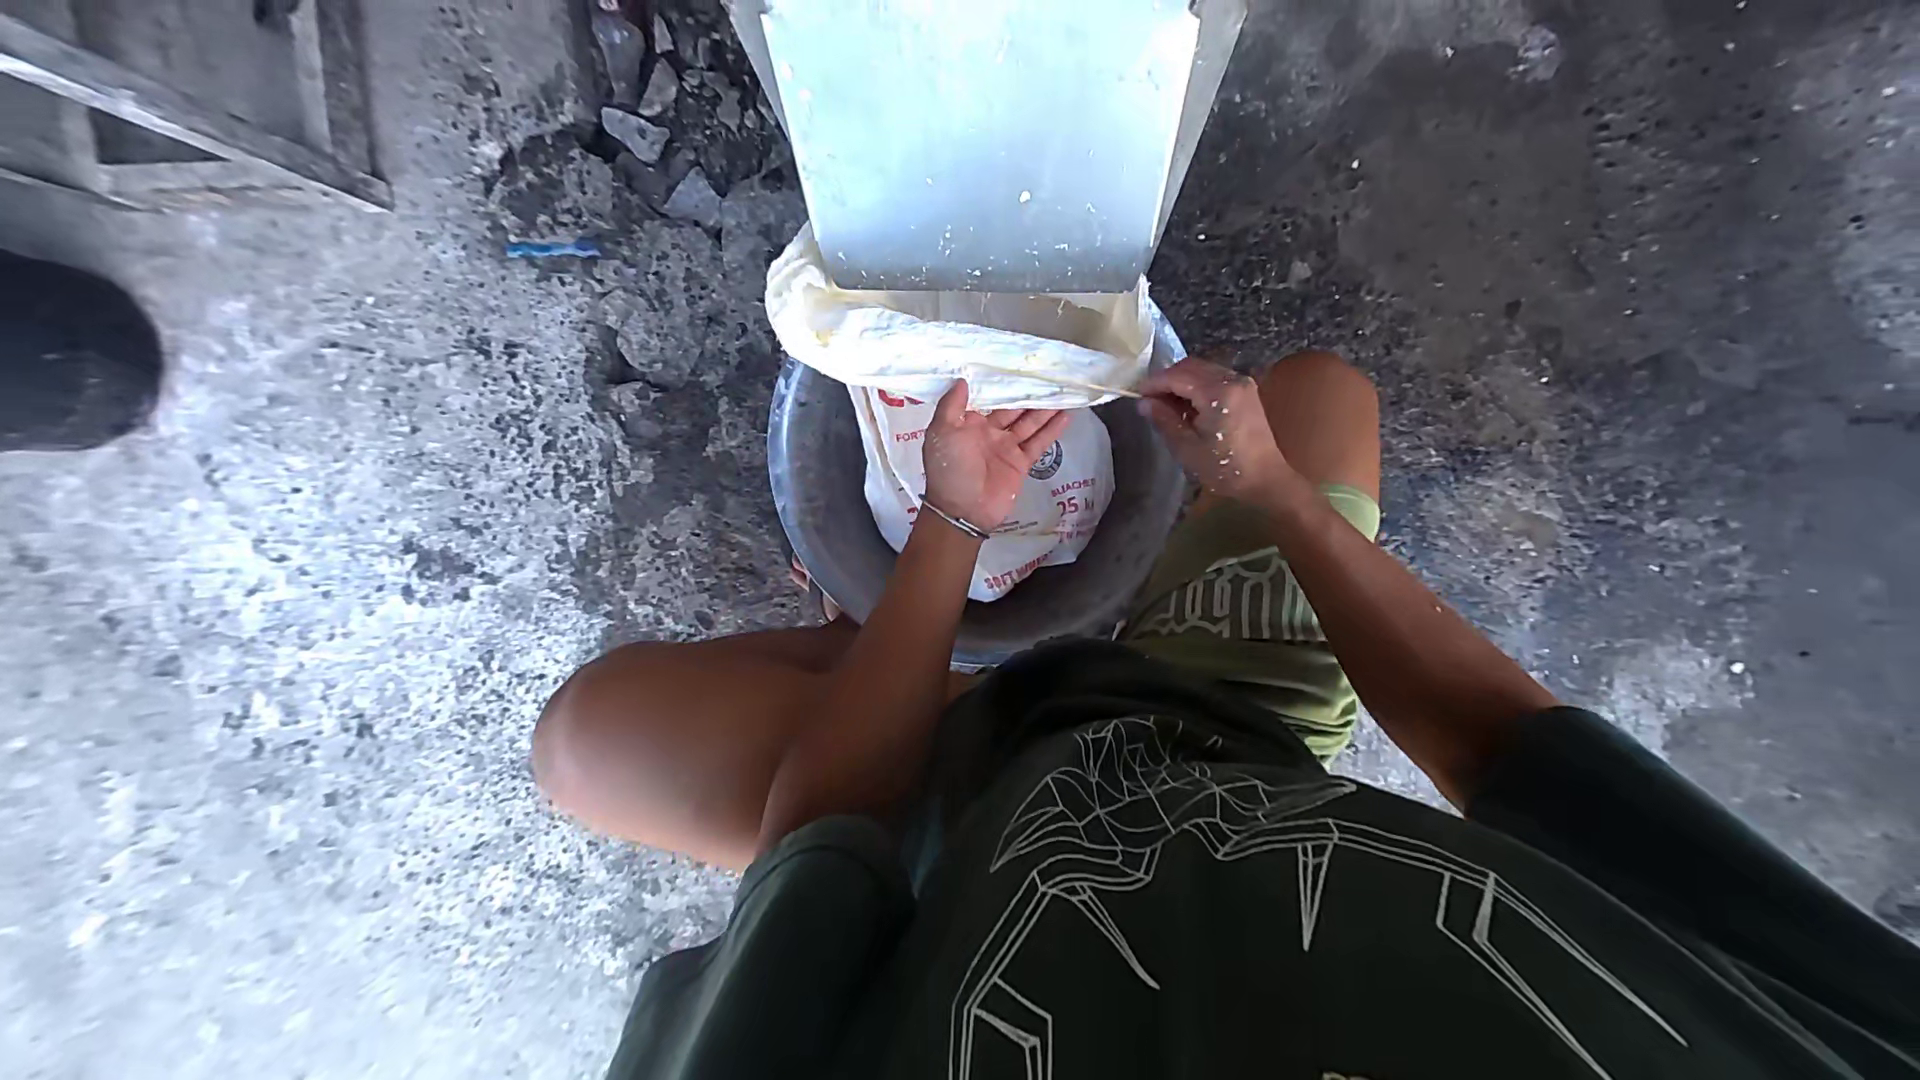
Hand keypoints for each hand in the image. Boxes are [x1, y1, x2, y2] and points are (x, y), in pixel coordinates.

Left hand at [922, 380, 1070, 531]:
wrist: (963, 510)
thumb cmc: (949, 469)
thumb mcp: (941, 432)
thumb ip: (951, 405)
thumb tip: (963, 379)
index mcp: (967, 423)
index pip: (987, 398)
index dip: (1001, 384)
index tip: (1015, 365)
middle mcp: (988, 432)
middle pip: (1012, 408)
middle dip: (1028, 393)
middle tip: (1048, 374)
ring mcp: (1005, 448)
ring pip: (1029, 423)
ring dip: (1044, 408)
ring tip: (1062, 390)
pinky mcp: (1020, 463)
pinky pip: (1038, 443)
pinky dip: (1052, 430)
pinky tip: (1066, 415)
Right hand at [1138, 358, 1294, 502]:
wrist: (1264, 477)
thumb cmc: (1223, 468)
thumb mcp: (1186, 448)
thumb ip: (1164, 420)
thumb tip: (1144, 403)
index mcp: (1217, 393)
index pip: (1178, 376)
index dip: (1154, 383)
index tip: (1136, 395)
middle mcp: (1232, 380)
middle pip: (1191, 366)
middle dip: (1166, 379)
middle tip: (1149, 399)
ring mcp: (1242, 383)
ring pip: (1202, 370)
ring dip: (1180, 381)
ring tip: (1165, 403)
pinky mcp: (1245, 390)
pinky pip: (1214, 378)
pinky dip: (1195, 385)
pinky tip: (1186, 405)